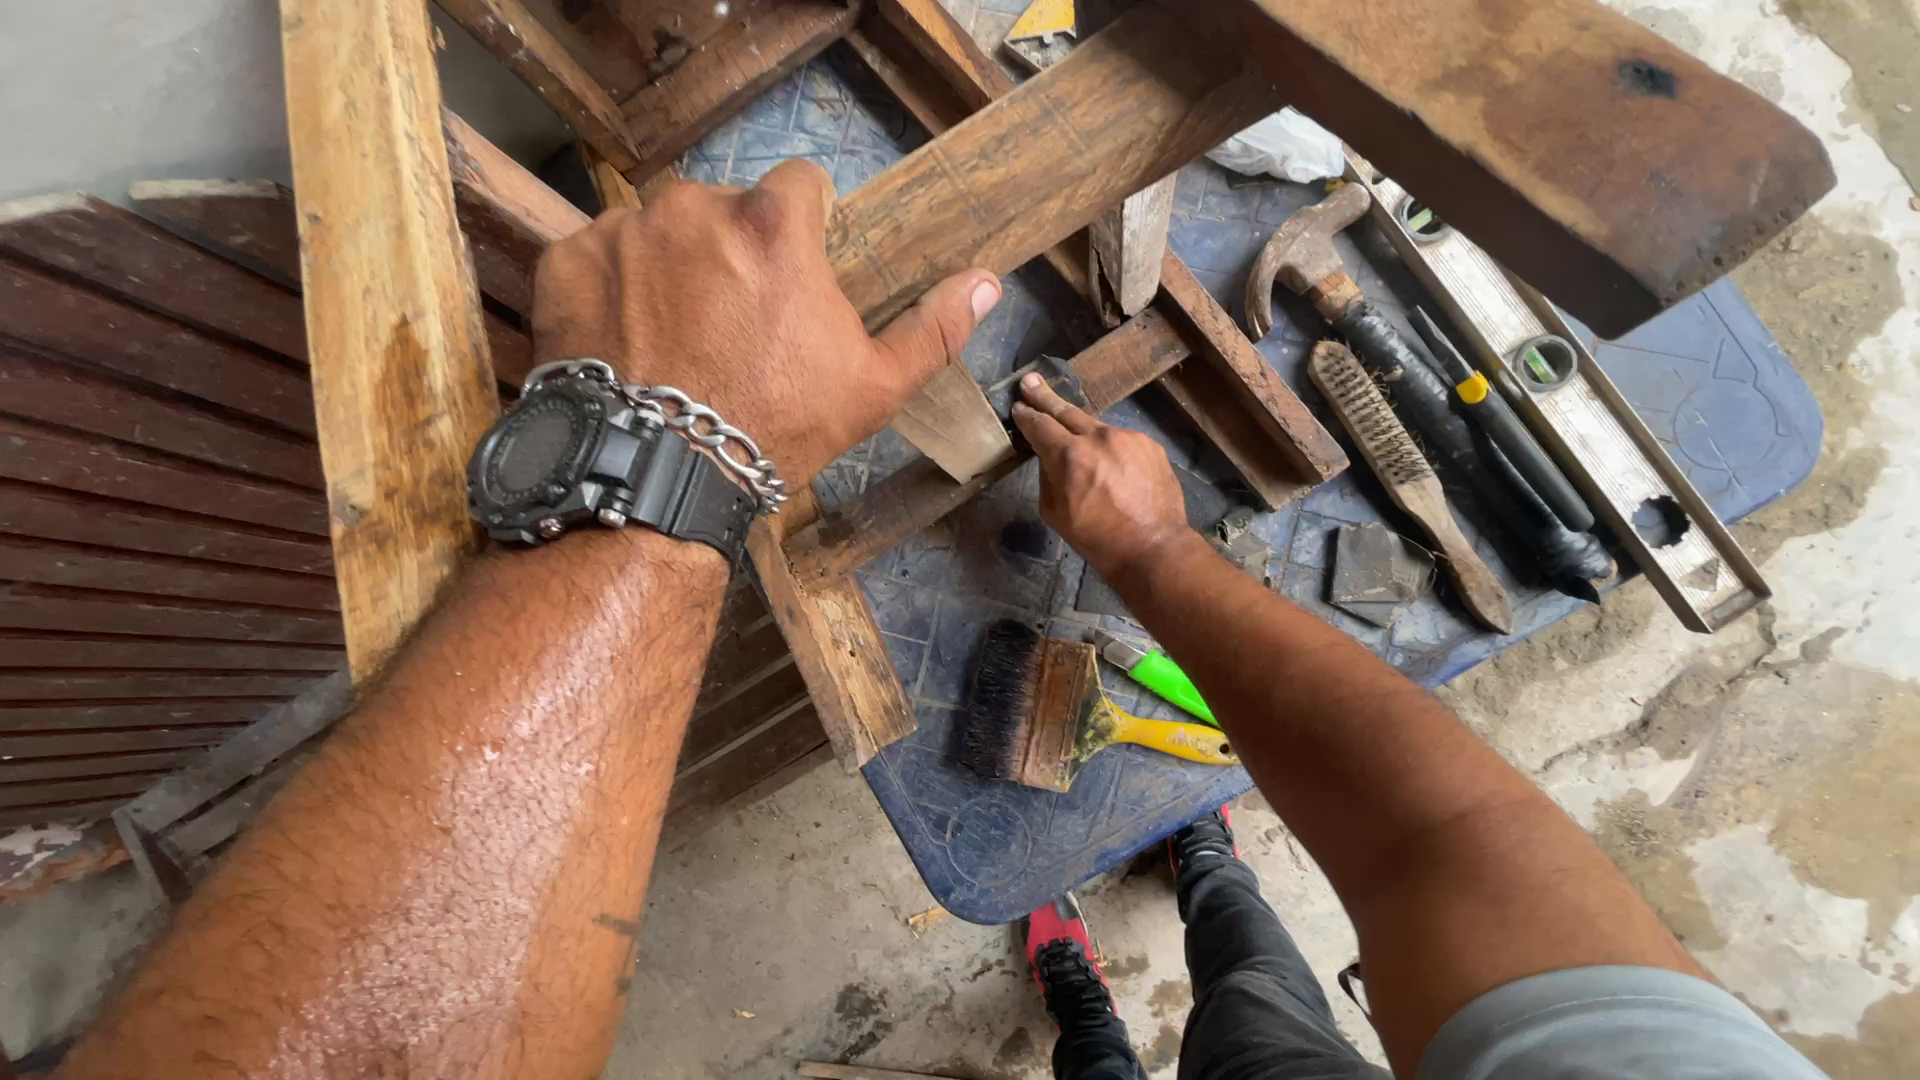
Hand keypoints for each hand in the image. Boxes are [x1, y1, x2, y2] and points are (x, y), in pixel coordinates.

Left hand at [531, 160, 1001, 480]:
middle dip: (737, 252)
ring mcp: (625, 230)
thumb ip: (933, 329)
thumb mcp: (874, 389)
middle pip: (729, 209)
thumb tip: (988, 282)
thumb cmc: (778, 428)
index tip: (797, 280)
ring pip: (664, 229)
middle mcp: (696, 207)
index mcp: (775, 228)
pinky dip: (617, 287)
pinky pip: (603, 253)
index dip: (806, 230)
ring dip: (676, 267)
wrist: (661, 474)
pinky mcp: (568, 259)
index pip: (801, 186)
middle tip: (738, 327)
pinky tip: (631, 342)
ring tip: (682, 340)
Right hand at [1010, 372, 1192, 580]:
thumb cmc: (1097, 538)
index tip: (1019, 407)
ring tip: (1076, 442)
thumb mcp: (1055, 514)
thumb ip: (1048, 478)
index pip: (1040, 425)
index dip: (1026, 416)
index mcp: (1069, 456)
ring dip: (1082, 431)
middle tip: (1030, 381)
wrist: (1153, 546)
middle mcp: (1098, 437)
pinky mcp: (1148, 445)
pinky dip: (1110, 448)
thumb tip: (1050, 459)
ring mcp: (1127, 437)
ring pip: (1096, 427)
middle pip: (1065, 411)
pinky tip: (1111, 467)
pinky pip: (1121, 441)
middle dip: (1045, 397)